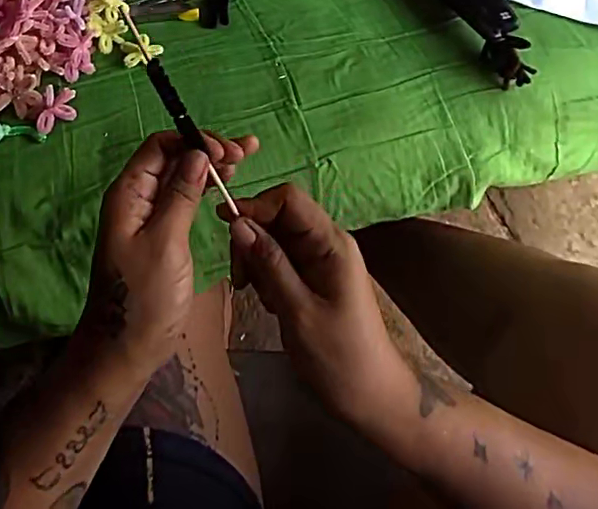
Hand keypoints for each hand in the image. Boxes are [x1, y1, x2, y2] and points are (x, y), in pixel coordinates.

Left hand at [76, 130, 257, 373]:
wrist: (124, 351)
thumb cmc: (143, 299)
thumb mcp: (165, 242)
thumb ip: (181, 195)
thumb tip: (199, 153)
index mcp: (130, 193)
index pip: (161, 146)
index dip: (194, 140)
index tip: (226, 152)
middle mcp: (138, 197)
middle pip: (173, 156)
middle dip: (208, 148)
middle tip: (245, 153)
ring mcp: (149, 214)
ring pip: (181, 174)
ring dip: (210, 164)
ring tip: (243, 161)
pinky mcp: (162, 230)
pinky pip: (183, 196)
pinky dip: (205, 186)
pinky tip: (225, 184)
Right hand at [218, 184, 413, 431]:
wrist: (372, 398)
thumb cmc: (340, 357)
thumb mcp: (298, 311)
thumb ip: (269, 263)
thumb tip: (237, 223)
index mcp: (331, 242)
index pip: (289, 199)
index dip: (256, 205)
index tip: (225, 225)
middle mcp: (326, 242)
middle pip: (278, 217)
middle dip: (252, 238)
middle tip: (240, 278)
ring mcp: (320, 259)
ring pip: (275, 239)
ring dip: (257, 260)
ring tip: (257, 296)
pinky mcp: (313, 277)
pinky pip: (280, 260)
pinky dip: (266, 275)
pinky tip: (269, 303)